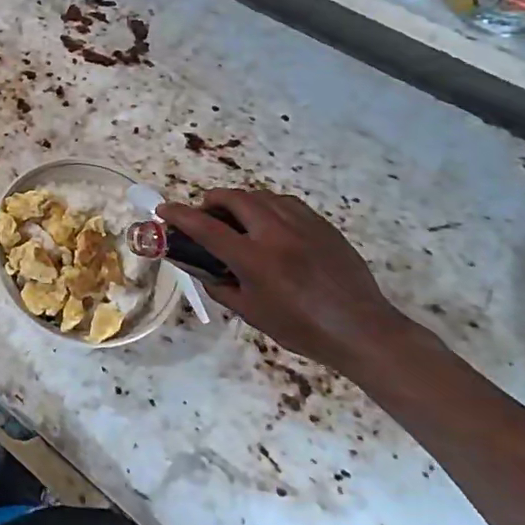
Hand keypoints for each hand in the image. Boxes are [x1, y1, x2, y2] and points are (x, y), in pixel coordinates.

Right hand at [158, 189, 414, 370]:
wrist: (359, 327)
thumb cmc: (301, 329)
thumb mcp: (252, 314)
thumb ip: (222, 287)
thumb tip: (203, 268)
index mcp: (254, 259)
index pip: (206, 228)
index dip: (180, 216)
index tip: (164, 209)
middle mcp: (275, 232)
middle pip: (234, 198)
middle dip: (212, 201)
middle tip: (205, 216)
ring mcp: (301, 223)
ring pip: (261, 196)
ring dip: (240, 202)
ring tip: (237, 222)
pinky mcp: (320, 223)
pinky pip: (285, 203)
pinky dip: (267, 207)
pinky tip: (269, 224)